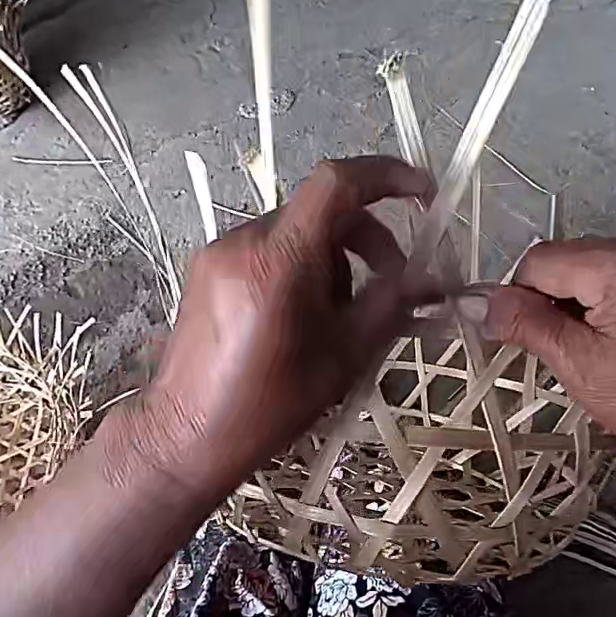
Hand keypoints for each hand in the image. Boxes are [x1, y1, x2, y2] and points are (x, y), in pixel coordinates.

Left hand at [117, 155, 434, 502]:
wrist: (183, 439)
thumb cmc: (265, 410)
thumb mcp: (341, 360)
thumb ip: (389, 307)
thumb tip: (432, 280)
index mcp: (279, 261)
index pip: (336, 183)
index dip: (386, 176)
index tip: (423, 193)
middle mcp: (245, 241)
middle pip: (323, 211)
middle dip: (369, 240)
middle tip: (395, 284)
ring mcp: (221, 251)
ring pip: (300, 232)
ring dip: (337, 261)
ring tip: (343, 318)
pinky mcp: (209, 268)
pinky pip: (272, 249)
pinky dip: (304, 268)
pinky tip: (306, 317)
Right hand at [472, 238, 615, 507]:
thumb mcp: (581, 368)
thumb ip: (527, 325)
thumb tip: (478, 303)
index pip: (545, 258)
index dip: (519, 293)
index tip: (520, 331)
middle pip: (581, 255)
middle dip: (559, 294)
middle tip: (565, 347)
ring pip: (614, 263)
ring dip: (592, 295)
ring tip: (605, 348)